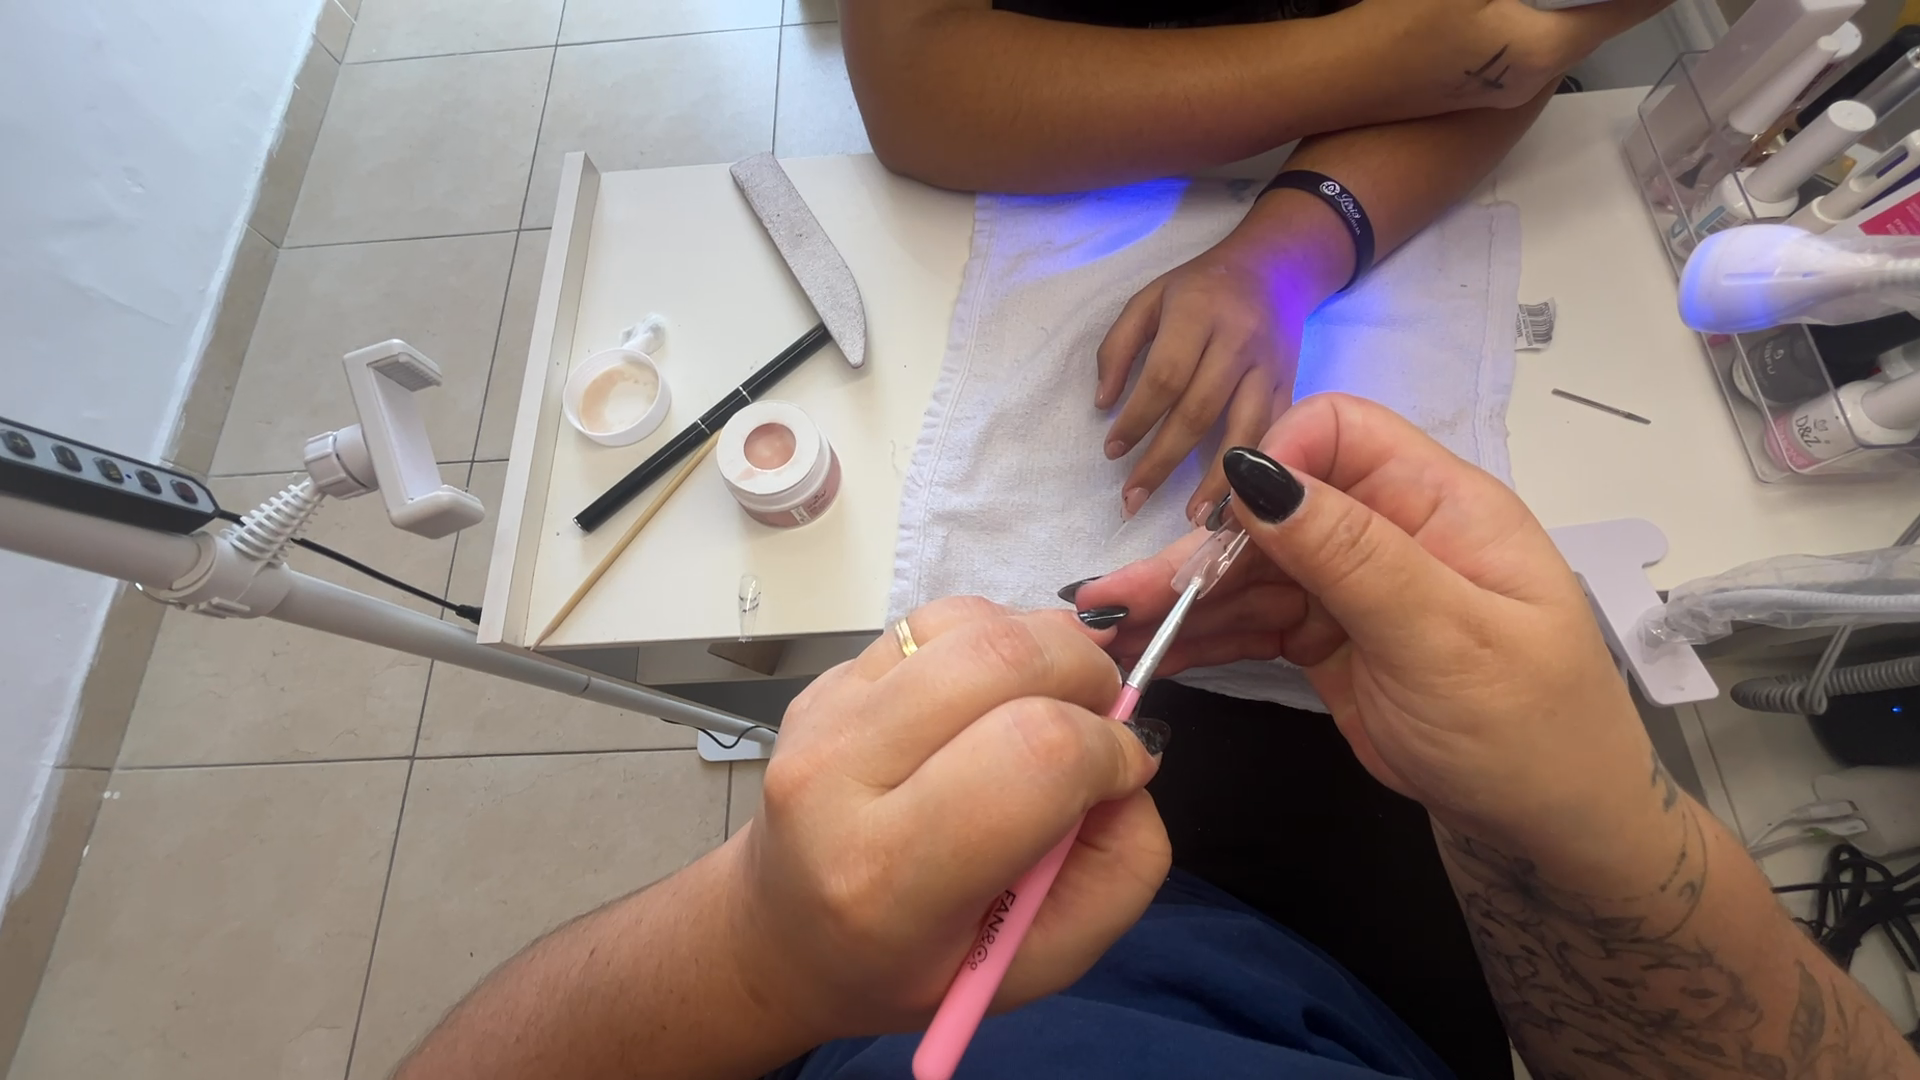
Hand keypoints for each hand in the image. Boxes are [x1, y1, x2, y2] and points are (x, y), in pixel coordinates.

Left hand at [730, 598, 1167, 1041]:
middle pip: (998, 658)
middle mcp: (838, 775)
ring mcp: (824, 712)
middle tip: (1100, 710)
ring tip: (1050, 693)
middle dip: (1083, 668)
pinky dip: (991, 632)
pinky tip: (994, 682)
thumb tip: (1128, 761)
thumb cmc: (909, 963)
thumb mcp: (1034, 966)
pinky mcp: (825, 678)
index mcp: (886, 874)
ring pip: (967, 622)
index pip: (1030, 756)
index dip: (1105, 747)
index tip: (1123, 767)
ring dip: (1040, 641)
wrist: (783, 928)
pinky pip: (932, 620)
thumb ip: (1116, 873)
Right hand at [1073, 394, 1653, 846]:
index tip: (1217, 522)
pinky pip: (1245, 623)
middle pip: (1264, 517)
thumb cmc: (1523, 730)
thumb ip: (1349, 552)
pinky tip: (1150, 653)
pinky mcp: (1315, 634)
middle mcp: (1379, 530)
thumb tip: (1255, 474)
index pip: (1335, 434)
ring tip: (1110, 633)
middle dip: (1189, 558)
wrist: (1543, 826)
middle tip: (1114, 601)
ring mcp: (1341, 585)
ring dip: (1177, 603)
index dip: (1271, 461)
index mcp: (1431, 503)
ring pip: (1243, 574)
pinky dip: (1198, 638)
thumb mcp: (1442, 637)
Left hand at [1097, 223, 1331, 525]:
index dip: (1137, 419)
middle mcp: (1239, 341)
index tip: (1111, 452)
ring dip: (1217, 480)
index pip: (1165, 377)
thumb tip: (1102, 404)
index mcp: (1198, 314)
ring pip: (1245, 430)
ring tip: (1191, 519)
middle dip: (1162, 462)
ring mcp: (1271, 366)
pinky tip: (1237, 504)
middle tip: (1132, 501)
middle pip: (1198, 412)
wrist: (1276, 267)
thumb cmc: (1199, 289)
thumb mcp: (1148, 300)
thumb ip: (1119, 348)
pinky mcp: (1292, 386)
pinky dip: (1257, 473)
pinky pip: (1274, 435)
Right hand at [1350, 0, 1672, 109]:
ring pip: (1556, 30)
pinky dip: (1533, 14)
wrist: (1332, 81)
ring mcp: (1493, 92)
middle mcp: (1527, 79)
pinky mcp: (1463, 91)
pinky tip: (1511, 4)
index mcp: (1544, 51)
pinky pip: (1520, 43)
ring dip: (1568, 3)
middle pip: (1595, 19)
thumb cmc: (1403, 26)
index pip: (1633, 6)